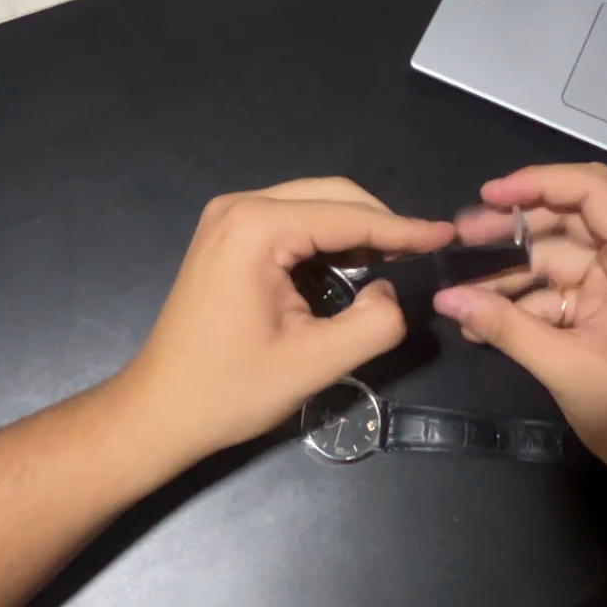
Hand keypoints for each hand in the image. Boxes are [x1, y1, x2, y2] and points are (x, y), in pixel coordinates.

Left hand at [122, 178, 453, 454]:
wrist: (159, 410)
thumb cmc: (230, 390)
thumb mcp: (314, 363)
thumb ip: (373, 324)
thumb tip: (392, 293)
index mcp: (257, 227)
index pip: (348, 216)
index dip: (403, 228)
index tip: (447, 236)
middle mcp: (239, 207)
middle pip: (330, 197)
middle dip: (380, 224)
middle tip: (424, 253)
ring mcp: (228, 218)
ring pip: (312, 206)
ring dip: (355, 230)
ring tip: (397, 259)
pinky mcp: (227, 235)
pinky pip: (291, 223)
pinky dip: (326, 240)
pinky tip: (352, 263)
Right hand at [433, 163, 606, 479]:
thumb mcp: (569, 369)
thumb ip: (506, 327)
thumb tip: (445, 298)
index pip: (595, 192)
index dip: (539, 183)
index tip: (487, 196)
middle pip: (571, 217)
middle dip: (513, 227)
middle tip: (460, 240)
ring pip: (559, 252)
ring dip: (510, 269)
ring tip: (460, 289)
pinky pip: (559, 287)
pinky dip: (523, 300)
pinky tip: (482, 320)